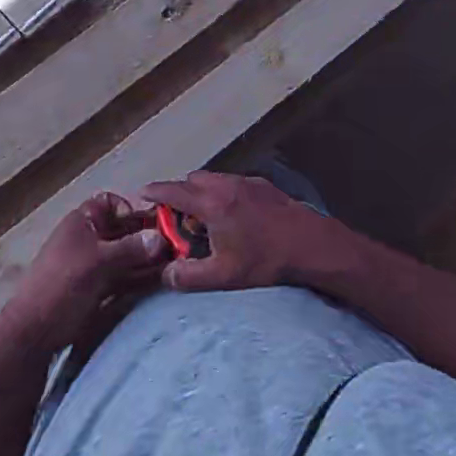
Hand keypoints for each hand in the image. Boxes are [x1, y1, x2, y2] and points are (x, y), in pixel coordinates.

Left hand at [0, 192, 170, 354]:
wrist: (35, 331)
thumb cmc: (62, 285)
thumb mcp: (97, 262)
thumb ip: (130, 248)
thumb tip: (161, 237)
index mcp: (82, 222)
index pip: (109, 202)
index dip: (129, 208)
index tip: (151, 223)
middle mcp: (90, 239)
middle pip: (123, 229)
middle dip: (147, 235)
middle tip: (177, 246)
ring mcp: (95, 265)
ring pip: (127, 254)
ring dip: (148, 258)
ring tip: (176, 264)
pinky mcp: (99, 288)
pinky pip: (125, 276)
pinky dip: (141, 276)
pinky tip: (162, 280)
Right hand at [139, 171, 348, 291]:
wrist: (314, 245)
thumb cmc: (267, 260)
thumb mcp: (224, 275)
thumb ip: (189, 276)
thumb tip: (166, 274)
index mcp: (211, 203)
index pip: (172, 190)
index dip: (153, 192)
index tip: (142, 195)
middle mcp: (225, 185)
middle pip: (191, 180)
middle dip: (180, 194)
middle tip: (179, 219)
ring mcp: (246, 182)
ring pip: (213, 179)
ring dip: (203, 193)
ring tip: (208, 220)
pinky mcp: (264, 185)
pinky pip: (232, 182)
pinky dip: (223, 193)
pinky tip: (235, 216)